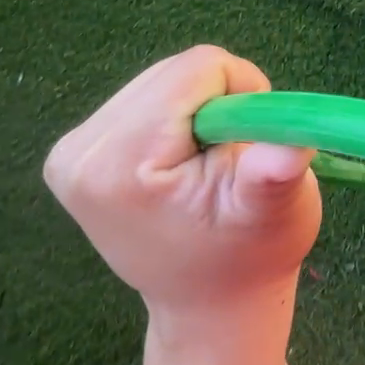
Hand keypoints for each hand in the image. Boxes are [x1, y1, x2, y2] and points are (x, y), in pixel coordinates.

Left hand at [44, 45, 320, 316]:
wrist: (211, 297)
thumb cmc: (249, 253)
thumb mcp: (273, 212)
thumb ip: (271, 174)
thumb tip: (290, 149)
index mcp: (118, 163)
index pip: (198, 68)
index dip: (245, 92)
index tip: (247, 145)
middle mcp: (80, 150)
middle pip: (180, 69)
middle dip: (224, 100)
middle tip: (232, 156)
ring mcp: (74, 150)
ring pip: (169, 75)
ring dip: (207, 106)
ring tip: (213, 160)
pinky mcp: (81, 148)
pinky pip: (154, 91)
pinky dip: (186, 113)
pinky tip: (189, 158)